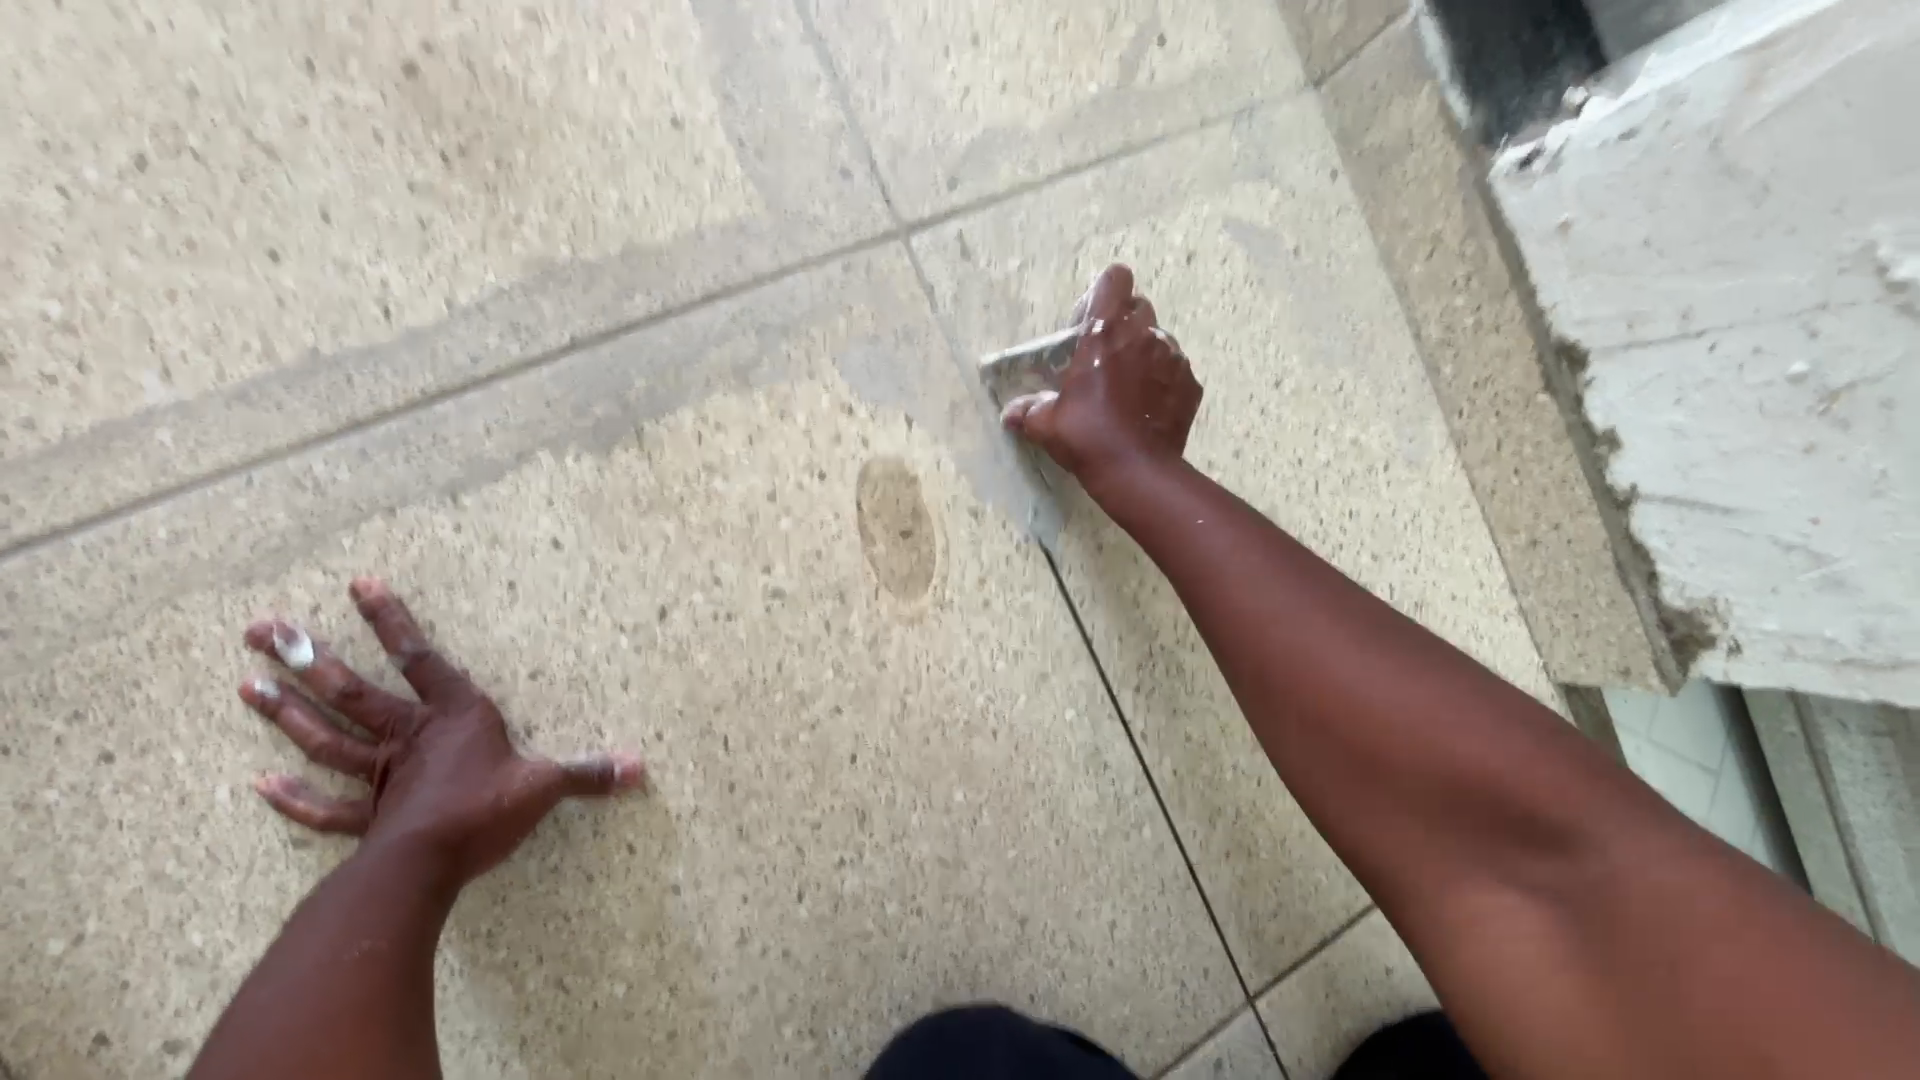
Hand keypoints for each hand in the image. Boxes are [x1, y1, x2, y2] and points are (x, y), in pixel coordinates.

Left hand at [239, 577, 645, 886]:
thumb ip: (586, 773)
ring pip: (325, 737)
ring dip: (285, 711)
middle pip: (351, 691)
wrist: (428, 865)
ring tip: (247, 682)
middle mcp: (408, 737)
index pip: (421, 658)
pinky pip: (323, 806)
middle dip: (307, 657)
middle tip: (261, 630)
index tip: (358, 584)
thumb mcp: (545, 786)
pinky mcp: (365, 817)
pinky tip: (258, 784)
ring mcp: (378, 777)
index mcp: (453, 717)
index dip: (392, 620)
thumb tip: (639, 767)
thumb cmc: (484, 811)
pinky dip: (291, 797)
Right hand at [1000, 263, 1202, 495]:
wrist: (1136, 471)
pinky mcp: (1191, 385)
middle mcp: (1145, 335)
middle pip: (1140, 307)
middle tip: (1108, 355)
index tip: (1091, 320)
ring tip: (1130, 387)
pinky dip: (1164, 383)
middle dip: (1125, 323)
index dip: (1104, 292)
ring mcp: (1174, 358)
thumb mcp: (1046, 424)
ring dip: (1146, 353)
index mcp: (1106, 332)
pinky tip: (1148, 409)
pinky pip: (1177, 372)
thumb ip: (1029, 410)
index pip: (1115, 279)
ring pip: (1161, 340)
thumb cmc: (1086, 436)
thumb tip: (1010, 413)